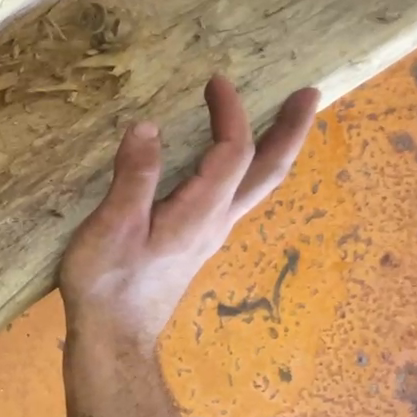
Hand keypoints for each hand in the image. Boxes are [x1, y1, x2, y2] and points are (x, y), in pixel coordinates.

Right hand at [60, 77, 318, 351]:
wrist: (114, 335)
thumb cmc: (108, 282)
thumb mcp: (111, 226)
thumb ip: (133, 176)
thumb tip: (148, 126)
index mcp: (200, 211)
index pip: (232, 151)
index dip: (231, 113)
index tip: (217, 81)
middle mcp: (216, 222)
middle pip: (267, 172)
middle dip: (289, 131)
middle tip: (309, 95)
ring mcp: (207, 237)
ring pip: (254, 187)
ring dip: (272, 151)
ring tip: (281, 124)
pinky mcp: (192, 248)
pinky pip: (232, 200)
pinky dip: (244, 173)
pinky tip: (227, 172)